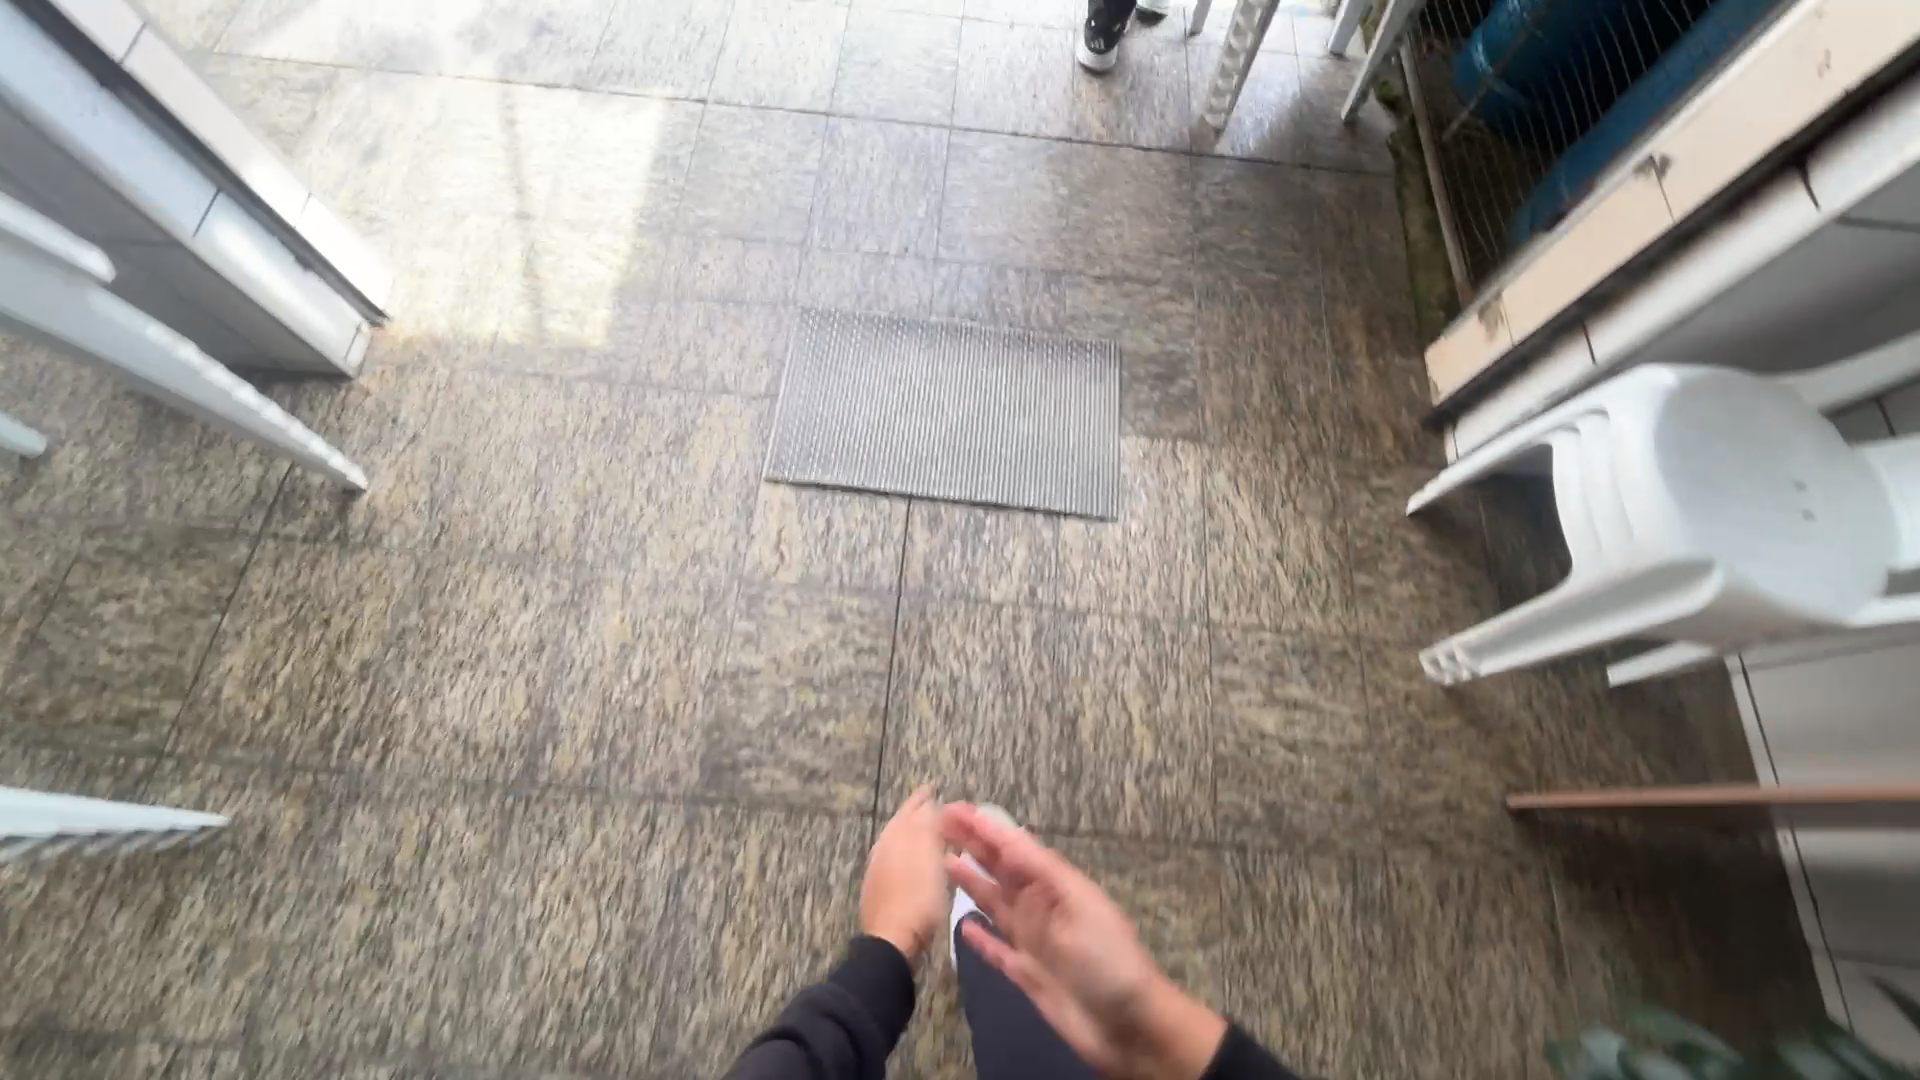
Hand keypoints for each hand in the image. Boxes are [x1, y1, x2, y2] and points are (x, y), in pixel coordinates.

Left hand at [859, 786, 947, 962]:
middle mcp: (884, 848)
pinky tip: (915, 859)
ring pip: (896, 839)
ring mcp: (879, 869)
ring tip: (927, 827)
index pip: (912, 809)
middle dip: (916, 810)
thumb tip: (930, 804)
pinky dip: (908, 850)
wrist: (892, 942)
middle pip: (901, 822)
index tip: (936, 787)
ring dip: (911, 829)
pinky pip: (895, 857)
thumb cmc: (917, 898)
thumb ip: (929, 827)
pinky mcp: (879, 888)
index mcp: (896, 837)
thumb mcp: (930, 858)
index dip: (925, 798)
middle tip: (931, 800)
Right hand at [942, 803, 1226, 1079]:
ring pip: (994, 903)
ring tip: (945, 861)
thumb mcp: (1079, 904)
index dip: (986, 827)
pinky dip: (980, 938)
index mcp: (1055, 883)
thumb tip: (1009, 835)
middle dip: (973, 845)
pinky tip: (963, 926)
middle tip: (941, 822)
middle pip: (1000, 868)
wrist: (1132, 1026)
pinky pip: (997, 949)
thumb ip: (1042, 871)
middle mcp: (1041, 905)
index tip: (957, 808)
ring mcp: (1033, 940)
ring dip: (972, 882)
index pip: (1014, 846)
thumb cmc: (1109, 958)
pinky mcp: (1028, 973)